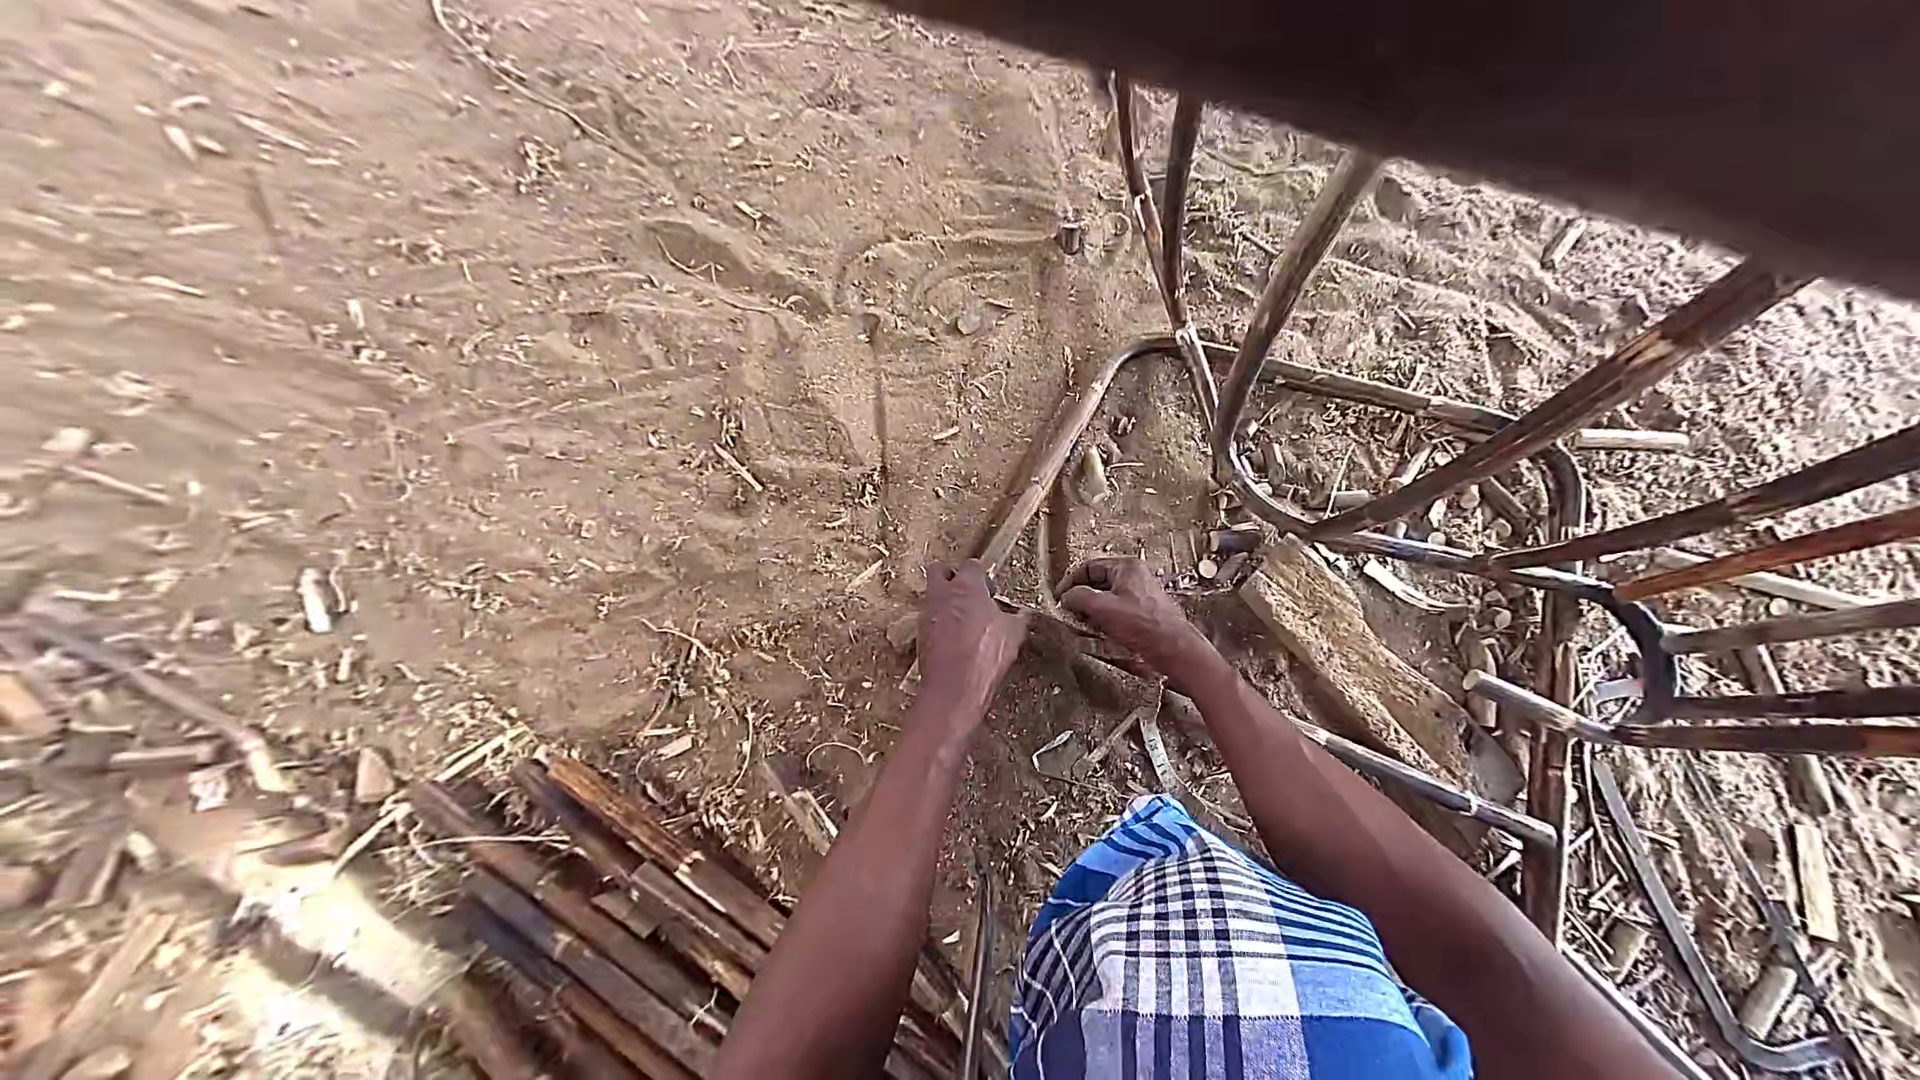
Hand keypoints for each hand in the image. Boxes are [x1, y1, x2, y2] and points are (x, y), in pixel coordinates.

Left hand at [916, 559, 1028, 720]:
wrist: (954, 687)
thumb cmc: (986, 654)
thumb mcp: (1013, 633)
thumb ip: (1016, 617)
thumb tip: (1020, 614)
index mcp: (966, 586)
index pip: (971, 565)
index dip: (982, 576)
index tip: (990, 592)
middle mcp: (942, 594)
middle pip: (940, 570)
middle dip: (952, 577)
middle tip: (968, 595)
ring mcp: (927, 614)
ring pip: (933, 596)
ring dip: (946, 602)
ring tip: (964, 622)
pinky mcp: (920, 634)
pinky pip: (930, 620)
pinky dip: (940, 624)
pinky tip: (955, 640)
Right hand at [1059, 557, 1210, 673]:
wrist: (1174, 650)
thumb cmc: (1144, 626)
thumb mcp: (1102, 607)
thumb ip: (1078, 597)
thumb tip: (1066, 597)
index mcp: (1126, 568)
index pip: (1088, 567)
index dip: (1071, 582)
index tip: (1060, 597)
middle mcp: (1135, 578)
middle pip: (1097, 584)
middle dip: (1081, 599)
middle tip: (1071, 614)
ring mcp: (1140, 596)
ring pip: (1106, 600)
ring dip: (1092, 613)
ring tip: (1085, 626)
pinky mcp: (1144, 614)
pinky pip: (1117, 613)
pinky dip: (1105, 622)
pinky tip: (1102, 634)